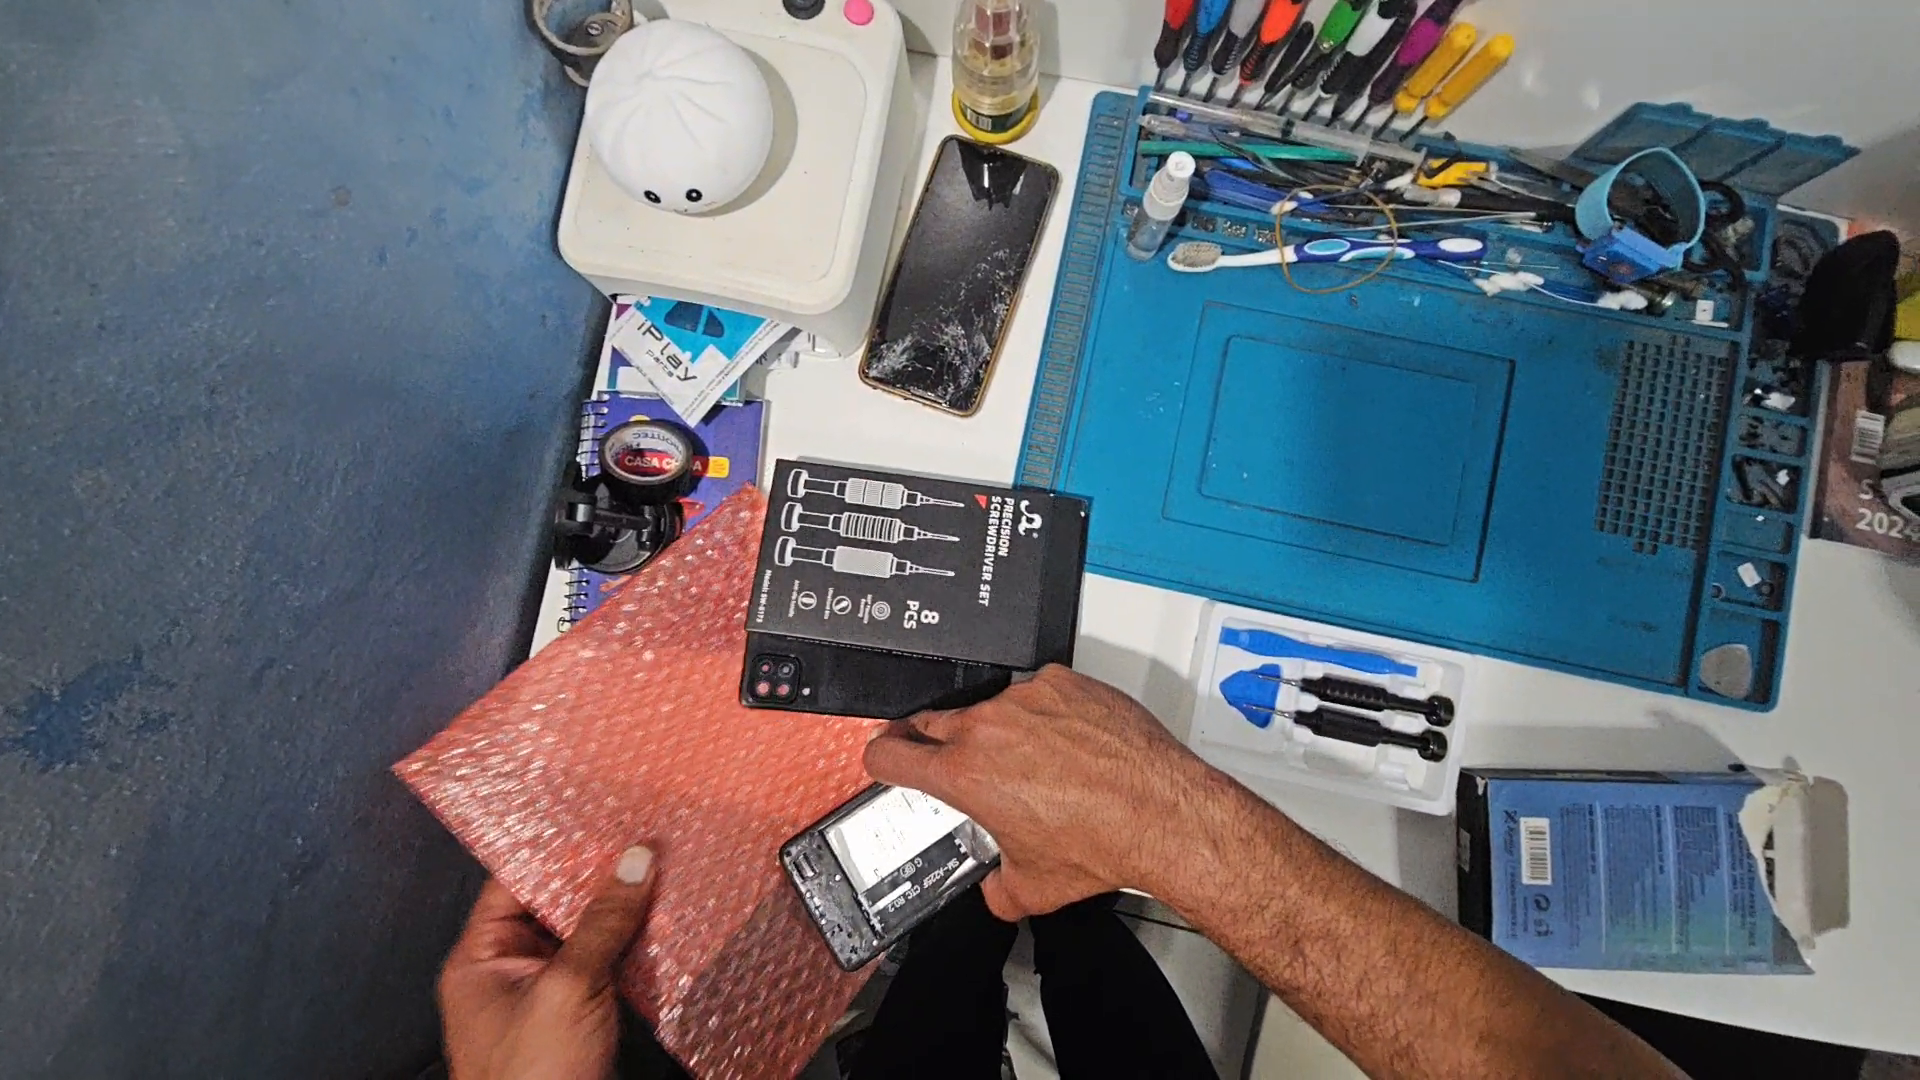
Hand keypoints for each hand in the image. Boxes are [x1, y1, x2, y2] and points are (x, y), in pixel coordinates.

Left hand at [438, 848, 655, 1079]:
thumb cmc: (535, 1076)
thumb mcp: (567, 989)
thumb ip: (602, 920)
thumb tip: (638, 856)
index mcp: (482, 959)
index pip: (514, 881)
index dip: (556, 847)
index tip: (602, 816)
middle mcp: (513, 967)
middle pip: (557, 900)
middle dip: (602, 871)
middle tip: (645, 833)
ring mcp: (551, 988)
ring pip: (589, 927)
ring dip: (625, 901)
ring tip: (664, 862)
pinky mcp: (585, 1006)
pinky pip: (610, 954)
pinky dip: (636, 934)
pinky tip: (668, 910)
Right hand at [863, 666, 1213, 920]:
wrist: (1159, 810)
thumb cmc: (1100, 840)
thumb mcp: (1033, 887)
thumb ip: (996, 889)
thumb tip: (995, 889)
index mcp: (966, 774)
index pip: (890, 754)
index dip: (879, 758)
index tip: (883, 757)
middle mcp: (987, 727)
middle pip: (934, 723)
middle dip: (938, 743)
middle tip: (960, 762)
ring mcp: (1025, 698)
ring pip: (991, 707)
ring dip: (1001, 730)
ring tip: (1038, 761)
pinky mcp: (1060, 682)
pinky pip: (1037, 692)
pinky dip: (1045, 713)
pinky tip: (1069, 741)